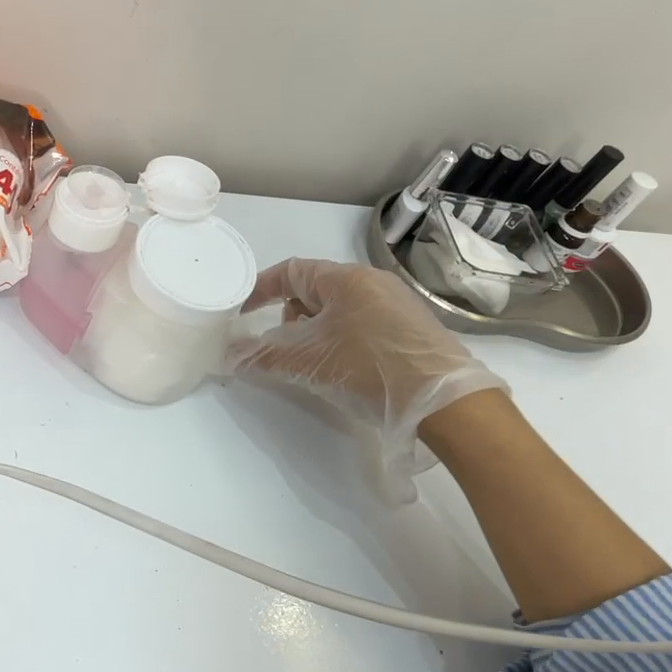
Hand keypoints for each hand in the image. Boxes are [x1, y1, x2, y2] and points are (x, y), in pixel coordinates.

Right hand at [229, 258, 506, 499]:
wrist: (443, 400)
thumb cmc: (368, 368)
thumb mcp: (307, 362)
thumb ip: (263, 356)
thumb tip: (229, 356)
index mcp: (345, 279)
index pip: (290, 271)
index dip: (260, 288)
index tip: (240, 311)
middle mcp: (371, 282)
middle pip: (314, 289)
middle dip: (288, 314)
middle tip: (278, 344)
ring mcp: (395, 304)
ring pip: (338, 308)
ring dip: (313, 329)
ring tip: (310, 360)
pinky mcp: (409, 328)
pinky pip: (360, 322)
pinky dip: (339, 337)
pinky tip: (342, 366)